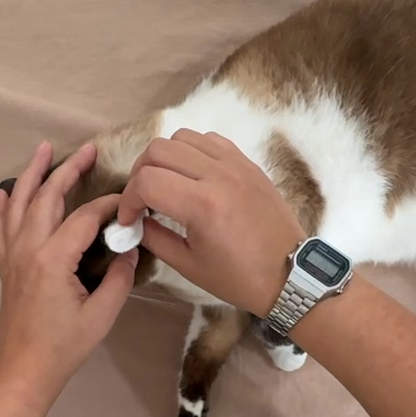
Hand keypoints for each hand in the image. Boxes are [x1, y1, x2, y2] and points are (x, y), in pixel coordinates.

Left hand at [0, 141, 137, 405]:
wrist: (25, 369)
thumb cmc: (64, 346)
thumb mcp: (102, 315)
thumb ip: (119, 277)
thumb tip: (129, 248)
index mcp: (53, 259)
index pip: (84, 218)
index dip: (108, 206)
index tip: (129, 202)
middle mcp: (28, 249)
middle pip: (47, 197)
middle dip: (68, 170)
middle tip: (88, 149)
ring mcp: (12, 256)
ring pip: (20, 204)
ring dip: (32, 174)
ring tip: (43, 149)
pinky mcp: (5, 267)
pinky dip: (1, 208)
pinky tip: (3, 192)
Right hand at [116, 130, 306, 315]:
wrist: (287, 274)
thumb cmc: (238, 278)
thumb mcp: (188, 265)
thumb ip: (155, 238)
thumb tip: (135, 222)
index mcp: (202, 206)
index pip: (146, 182)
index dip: (128, 200)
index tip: (129, 219)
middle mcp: (218, 175)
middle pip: (158, 150)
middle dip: (140, 175)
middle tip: (141, 201)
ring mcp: (235, 163)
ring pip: (181, 138)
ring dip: (163, 159)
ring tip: (164, 186)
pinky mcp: (246, 162)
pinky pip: (208, 140)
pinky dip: (190, 152)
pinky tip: (190, 177)